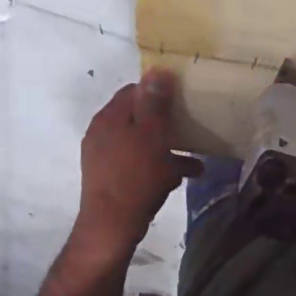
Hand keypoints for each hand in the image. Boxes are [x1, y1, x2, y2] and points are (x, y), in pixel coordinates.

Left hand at [73, 68, 198, 255]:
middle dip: (165, 123)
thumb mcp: (152, 136)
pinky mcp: (109, 179)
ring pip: (140, 143)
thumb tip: (157, 70)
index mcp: (109, 117)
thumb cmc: (136, 178)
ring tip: (194, 159)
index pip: (134, 91)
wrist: (112, 226)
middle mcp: (102, 133)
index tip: (182, 101)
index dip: (159, 92)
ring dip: (166, 147)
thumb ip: (155, 103)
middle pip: (137, 118)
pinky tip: (181, 177)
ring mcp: (103, 157)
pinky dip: (157, 166)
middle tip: (189, 129)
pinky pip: (137, 164)